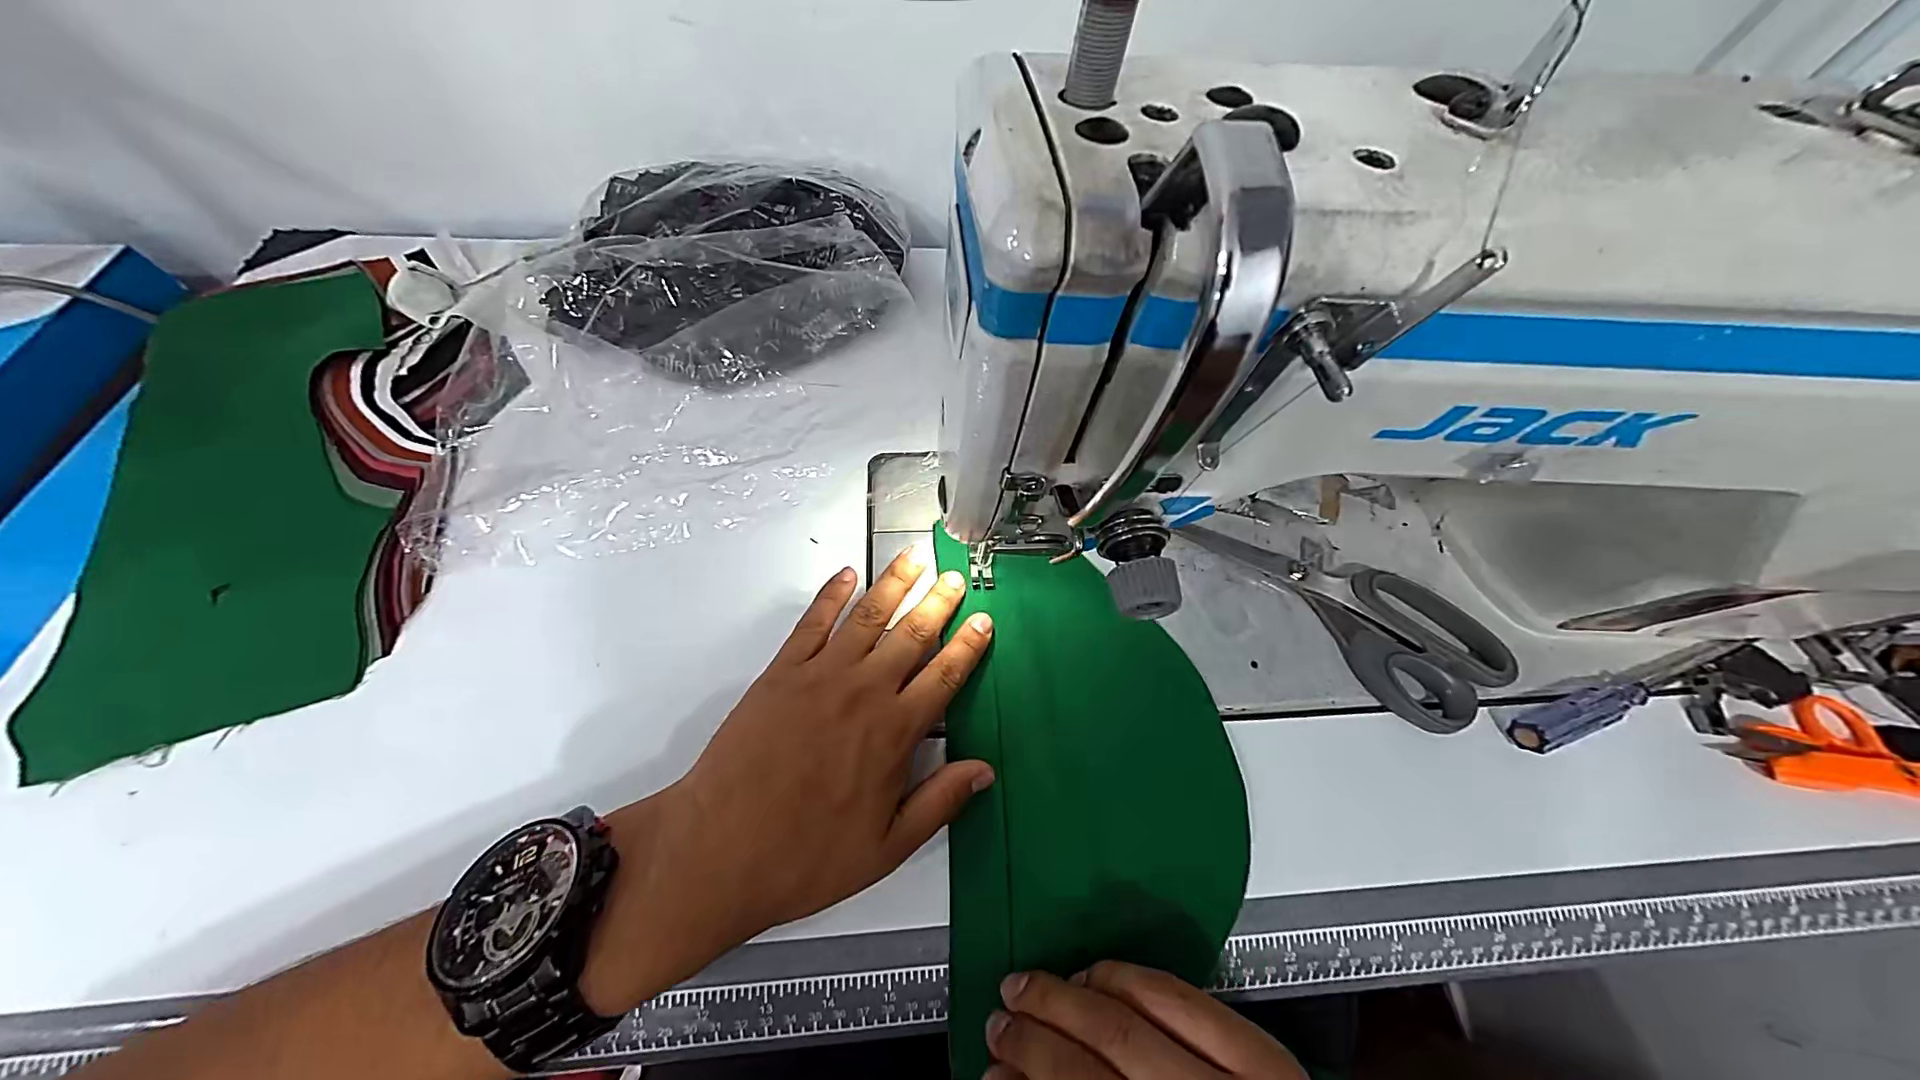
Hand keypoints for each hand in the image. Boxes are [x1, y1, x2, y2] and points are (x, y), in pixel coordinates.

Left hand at [581, 546, 995, 1012]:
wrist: (718, 850)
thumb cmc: (805, 856)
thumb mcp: (886, 847)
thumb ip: (938, 803)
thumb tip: (983, 771)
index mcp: (894, 734)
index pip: (943, 677)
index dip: (967, 647)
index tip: (984, 621)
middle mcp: (863, 694)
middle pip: (912, 636)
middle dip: (938, 602)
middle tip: (954, 576)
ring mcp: (819, 677)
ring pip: (867, 618)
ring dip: (893, 584)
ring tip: (912, 558)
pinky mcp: (780, 673)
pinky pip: (812, 623)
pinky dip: (831, 596)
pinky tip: (845, 576)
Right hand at [988, 963, 1308, 1078]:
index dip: (1030, 1073)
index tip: (994, 1068)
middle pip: (1104, 1047)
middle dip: (1038, 1028)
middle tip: (1001, 1018)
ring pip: (1137, 1012)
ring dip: (1071, 992)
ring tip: (1032, 985)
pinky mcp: (1266, 1058)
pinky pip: (1183, 995)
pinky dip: (1131, 976)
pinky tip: (1098, 974)